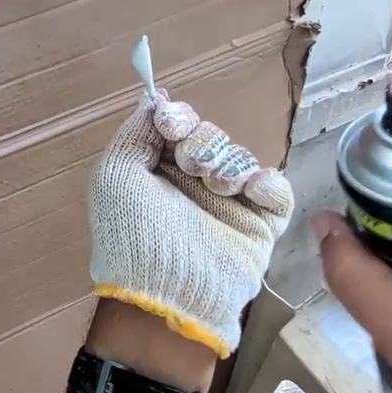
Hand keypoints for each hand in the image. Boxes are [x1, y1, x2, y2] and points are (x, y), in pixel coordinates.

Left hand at [87, 91, 294, 356]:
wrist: (164, 294)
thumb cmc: (130, 233)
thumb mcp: (114, 174)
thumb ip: (135, 132)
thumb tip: (153, 98)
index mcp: (158, 168)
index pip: (180, 125)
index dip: (180, 118)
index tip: (171, 124)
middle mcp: (193, 182)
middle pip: (212, 136)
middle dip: (203, 142)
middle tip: (191, 164)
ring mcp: (228, 203)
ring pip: (241, 157)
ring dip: (228, 163)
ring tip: (216, 186)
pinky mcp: (260, 225)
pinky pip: (277, 190)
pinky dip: (269, 183)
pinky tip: (252, 189)